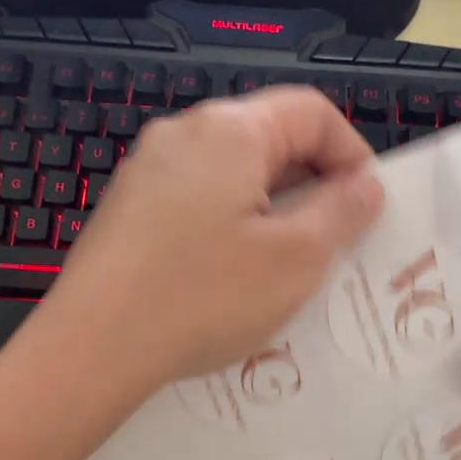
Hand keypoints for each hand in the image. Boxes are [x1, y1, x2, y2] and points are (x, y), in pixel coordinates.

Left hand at [29, 86, 384, 390]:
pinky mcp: (125, 208)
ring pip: (231, 173)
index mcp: (230, 129)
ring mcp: (146, 169)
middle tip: (333, 242)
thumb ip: (341, 212)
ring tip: (284, 265)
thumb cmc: (204, 297)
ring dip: (270, 208)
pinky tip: (228, 276)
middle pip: (268, 137)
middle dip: (311, 183)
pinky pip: (195, 200)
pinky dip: (227, 225)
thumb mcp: (295, 259)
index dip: (352, 154)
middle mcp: (183, 132)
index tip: (366, 208)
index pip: (312, 112)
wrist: (93, 347)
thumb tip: (366, 184)